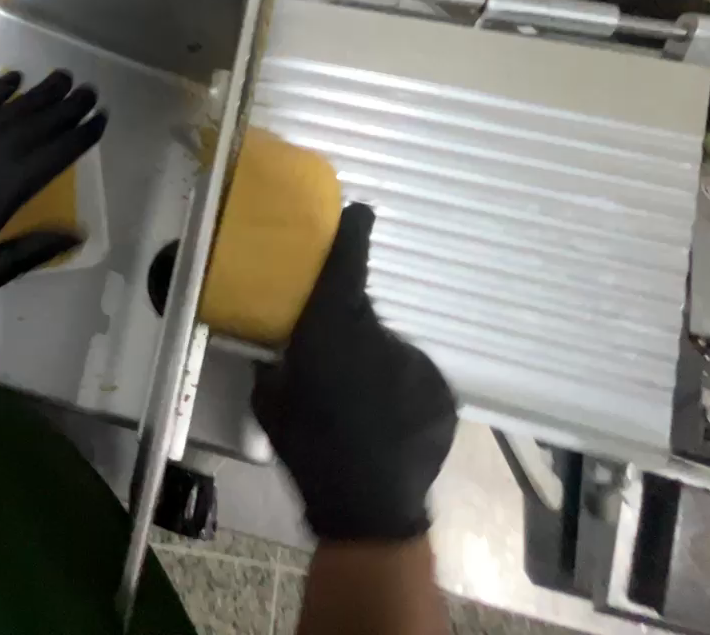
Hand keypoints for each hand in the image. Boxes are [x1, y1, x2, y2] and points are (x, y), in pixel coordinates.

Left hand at [0, 70, 105, 301]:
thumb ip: (32, 250)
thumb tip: (77, 234)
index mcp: (4, 190)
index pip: (53, 155)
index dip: (79, 136)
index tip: (100, 119)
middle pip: (37, 124)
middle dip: (67, 107)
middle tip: (90, 90)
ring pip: (10, 108)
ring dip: (39, 92)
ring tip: (63, 78)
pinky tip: (14, 79)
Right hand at [252, 203, 457, 541]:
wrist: (364, 501)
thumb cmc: (303, 441)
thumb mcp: (268, 396)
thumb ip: (275, 363)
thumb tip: (278, 353)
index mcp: (332, 327)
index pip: (346, 265)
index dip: (352, 233)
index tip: (360, 209)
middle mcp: (379, 335)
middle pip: (363, 315)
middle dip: (348, 331)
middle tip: (333, 365)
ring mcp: (416, 363)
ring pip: (388, 352)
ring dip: (374, 368)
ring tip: (360, 406)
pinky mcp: (441, 392)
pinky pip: (413, 381)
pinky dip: (399, 394)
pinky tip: (386, 424)